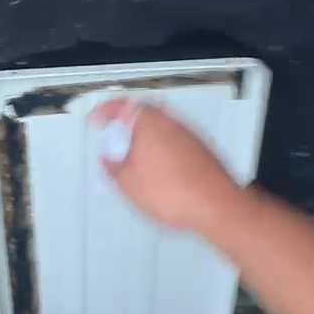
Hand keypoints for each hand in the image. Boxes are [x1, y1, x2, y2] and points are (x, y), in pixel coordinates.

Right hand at [88, 97, 245, 231]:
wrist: (217, 208)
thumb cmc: (172, 193)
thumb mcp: (128, 184)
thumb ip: (112, 168)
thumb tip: (106, 161)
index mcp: (149, 124)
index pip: (122, 106)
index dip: (105, 111)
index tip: (96, 118)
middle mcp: (170, 123)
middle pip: (144, 112)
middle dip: (126, 121)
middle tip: (114, 132)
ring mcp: (189, 135)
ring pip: (160, 126)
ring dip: (144, 135)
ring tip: (132, 154)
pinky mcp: (201, 150)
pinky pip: (174, 139)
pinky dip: (160, 147)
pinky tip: (156, 167)